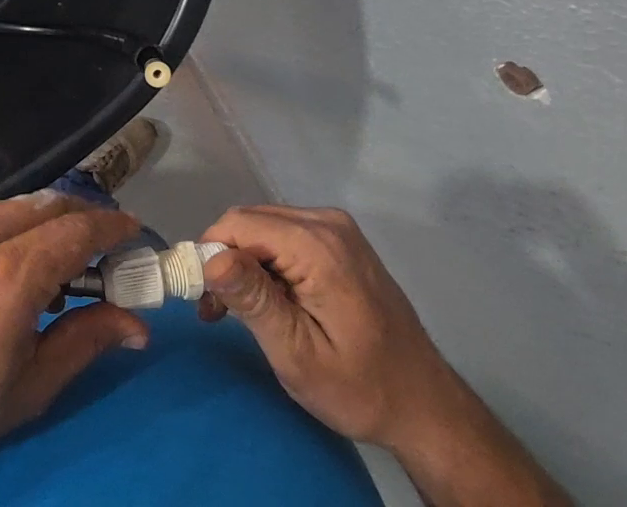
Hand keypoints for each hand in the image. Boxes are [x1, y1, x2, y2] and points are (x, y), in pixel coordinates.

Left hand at [0, 193, 146, 487]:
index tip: (134, 234)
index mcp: (8, 277)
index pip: (79, 230)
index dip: (114, 228)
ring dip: (48, 219)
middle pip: (51, 204)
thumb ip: (87, 341)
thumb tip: (138, 324)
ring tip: (58, 255)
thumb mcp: (28, 389)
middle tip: (103, 249)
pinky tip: (10, 257)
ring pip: (17, 204)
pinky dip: (9, 224)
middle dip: (85, 219)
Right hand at [198, 205, 448, 446]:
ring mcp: (339, 230)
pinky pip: (287, 237)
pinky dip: (267, 263)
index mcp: (318, 245)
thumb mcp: (297, 353)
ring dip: (243, 264)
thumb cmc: (359, 387)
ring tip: (237, 313)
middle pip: (250, 221)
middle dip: (223, 260)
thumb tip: (210, 259)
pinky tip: (269, 301)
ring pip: (265, 228)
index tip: (202, 301)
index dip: (209, 255)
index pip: (238, 224)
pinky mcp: (342, 243)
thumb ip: (254, 300)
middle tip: (216, 313)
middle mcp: (328, 223)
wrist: (424, 404)